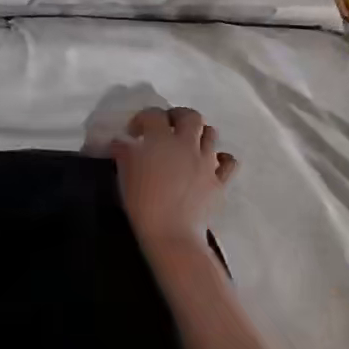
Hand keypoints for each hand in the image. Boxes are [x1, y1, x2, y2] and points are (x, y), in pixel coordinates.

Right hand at [110, 107, 236, 250]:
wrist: (172, 234)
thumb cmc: (142, 202)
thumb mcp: (125, 174)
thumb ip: (123, 152)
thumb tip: (120, 142)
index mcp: (160, 140)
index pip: (153, 114)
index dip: (142, 119)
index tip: (134, 132)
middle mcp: (186, 145)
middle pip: (190, 116)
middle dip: (178, 116)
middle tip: (167, 127)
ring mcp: (207, 162)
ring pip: (211, 133)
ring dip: (199, 133)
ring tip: (187, 144)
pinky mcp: (220, 181)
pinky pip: (228, 161)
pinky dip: (220, 158)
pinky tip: (210, 164)